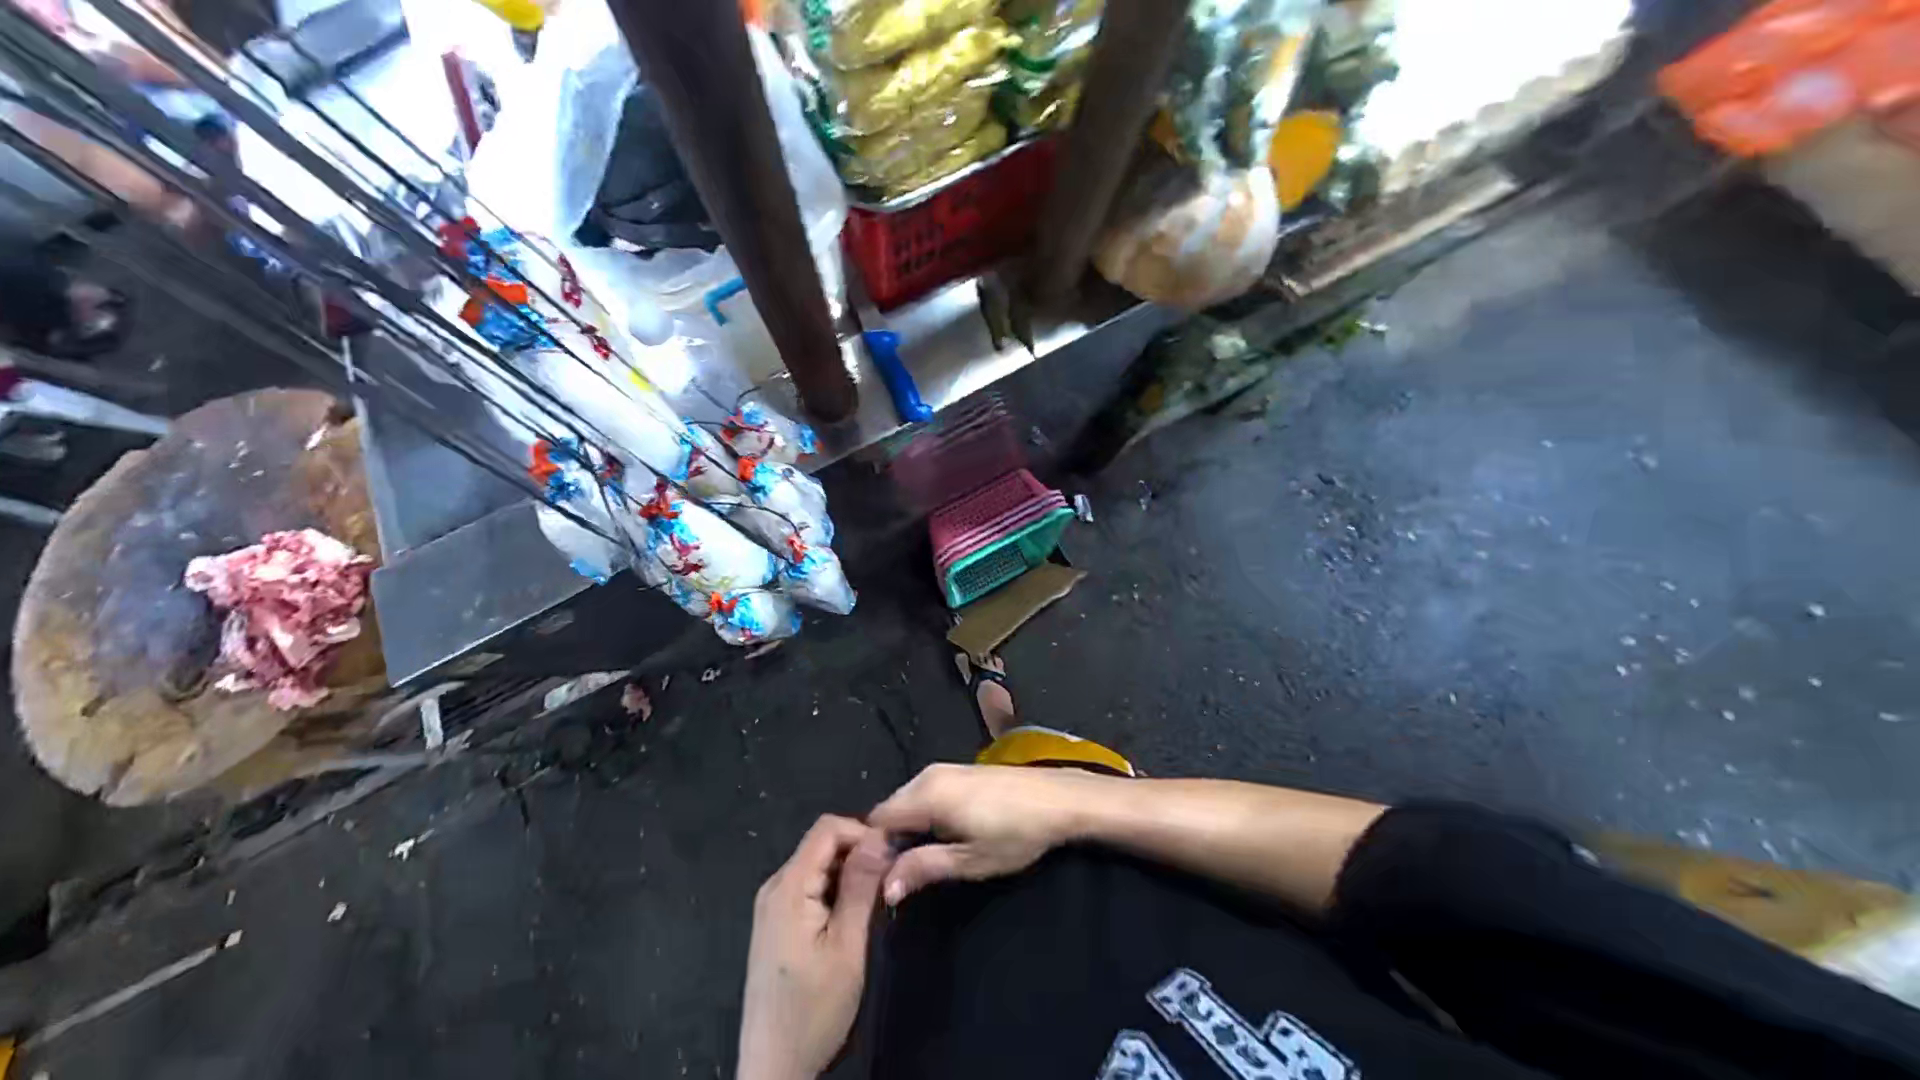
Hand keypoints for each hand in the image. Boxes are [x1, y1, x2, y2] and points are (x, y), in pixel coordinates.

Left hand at [739, 815, 892, 1079]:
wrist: (773, 1068)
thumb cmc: (814, 1010)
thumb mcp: (847, 946)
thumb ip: (860, 887)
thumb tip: (879, 836)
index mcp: (788, 887)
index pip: (827, 828)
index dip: (863, 831)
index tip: (893, 854)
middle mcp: (774, 887)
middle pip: (821, 843)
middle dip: (858, 851)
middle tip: (889, 879)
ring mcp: (772, 906)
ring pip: (817, 864)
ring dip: (849, 871)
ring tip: (876, 898)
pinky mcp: (775, 923)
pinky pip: (808, 885)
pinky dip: (834, 888)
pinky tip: (852, 914)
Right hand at [867, 764, 1113, 904]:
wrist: (1060, 799)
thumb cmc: (1016, 833)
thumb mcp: (970, 860)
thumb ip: (923, 868)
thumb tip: (885, 887)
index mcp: (925, 795)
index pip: (877, 821)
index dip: (875, 851)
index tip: (884, 879)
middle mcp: (927, 775)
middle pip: (890, 809)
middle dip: (891, 840)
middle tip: (906, 874)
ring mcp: (944, 768)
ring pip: (907, 800)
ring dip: (908, 828)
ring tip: (925, 858)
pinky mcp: (959, 770)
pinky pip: (924, 792)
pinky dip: (923, 814)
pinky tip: (943, 835)